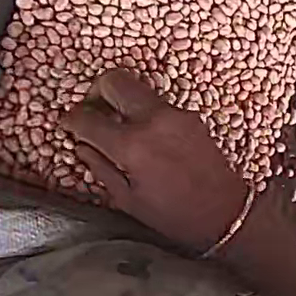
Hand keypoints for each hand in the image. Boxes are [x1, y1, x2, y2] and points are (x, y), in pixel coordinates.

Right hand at [60, 69, 248, 252]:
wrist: (226, 212)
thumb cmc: (174, 215)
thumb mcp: (128, 200)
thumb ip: (100, 167)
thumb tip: (82, 145)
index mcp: (132, 145)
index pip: (87, 118)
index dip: (71, 120)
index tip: (69, 125)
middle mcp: (153, 120)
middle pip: (115, 80)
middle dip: (97, 92)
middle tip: (93, 113)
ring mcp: (175, 114)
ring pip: (138, 88)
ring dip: (122, 101)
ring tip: (119, 129)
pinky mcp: (191, 116)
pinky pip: (158, 104)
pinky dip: (143, 113)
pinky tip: (145, 138)